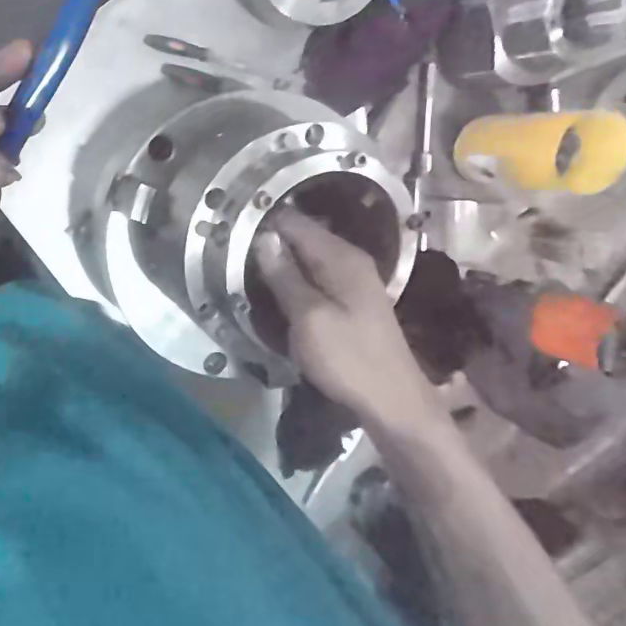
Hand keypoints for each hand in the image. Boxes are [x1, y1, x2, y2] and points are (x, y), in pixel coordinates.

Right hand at [255, 207, 446, 439]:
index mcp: (341, 258)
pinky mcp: (352, 299)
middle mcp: (350, 260)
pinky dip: (295, 277)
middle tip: (234, 252)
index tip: (233, 230)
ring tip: (247, 268)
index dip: (264, 222)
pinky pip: (316, 275)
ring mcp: (354, 280)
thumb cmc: (348, 359)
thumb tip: (264, 238)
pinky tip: (276, 288)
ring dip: (281, 260)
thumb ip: (285, 276)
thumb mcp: (309, 318)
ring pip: (307, 256)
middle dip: (270, 240)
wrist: (393, 402)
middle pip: (303, 236)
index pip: (295, 222)